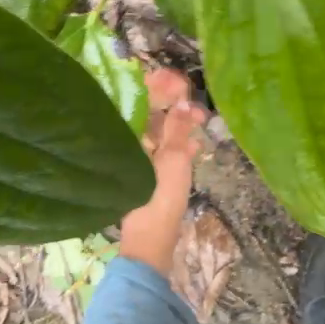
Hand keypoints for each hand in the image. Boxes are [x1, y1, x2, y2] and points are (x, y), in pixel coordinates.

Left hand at [118, 69, 205, 275]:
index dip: (163, 84)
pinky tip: (195, 148)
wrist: (151, 239)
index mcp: (124, 131)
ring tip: (201, 127)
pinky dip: (175, 144)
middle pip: (148, 110)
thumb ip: (179, 126)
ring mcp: (132, 156)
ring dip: (179, 125)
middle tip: (199, 110)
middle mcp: (123, 139)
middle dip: (175, 105)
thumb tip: (183, 102)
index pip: (138, 92)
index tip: (186, 86)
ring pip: (155, 130)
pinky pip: (158, 148)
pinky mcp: (142, 171)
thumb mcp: (175, 158)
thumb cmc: (160, 197)